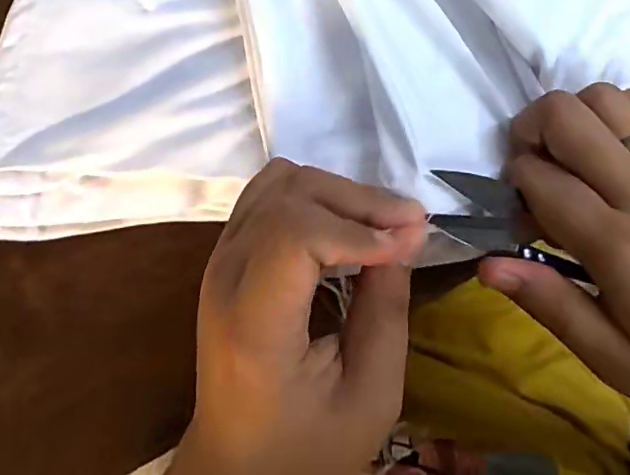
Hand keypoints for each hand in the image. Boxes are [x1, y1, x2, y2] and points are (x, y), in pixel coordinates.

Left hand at [171, 158, 428, 474]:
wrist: (236, 462)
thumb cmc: (306, 444)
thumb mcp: (368, 398)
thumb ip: (386, 312)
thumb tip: (406, 235)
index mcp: (252, 323)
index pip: (293, 235)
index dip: (355, 228)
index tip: (407, 241)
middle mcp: (225, 275)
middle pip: (289, 197)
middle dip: (357, 200)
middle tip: (410, 222)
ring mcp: (219, 257)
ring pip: (279, 182)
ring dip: (337, 192)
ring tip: (381, 220)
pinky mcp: (226, 251)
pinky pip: (268, 192)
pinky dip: (313, 193)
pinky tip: (343, 220)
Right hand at [477, 85, 629, 474]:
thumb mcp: (617, 364)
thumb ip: (551, 305)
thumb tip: (486, 263)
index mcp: (621, 246)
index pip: (541, 178)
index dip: (514, 181)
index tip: (518, 209)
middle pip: (566, 116)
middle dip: (530, 128)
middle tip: (532, 165)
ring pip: (608, 98)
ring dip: (574, 113)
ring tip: (572, 152)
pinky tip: (620, 137)